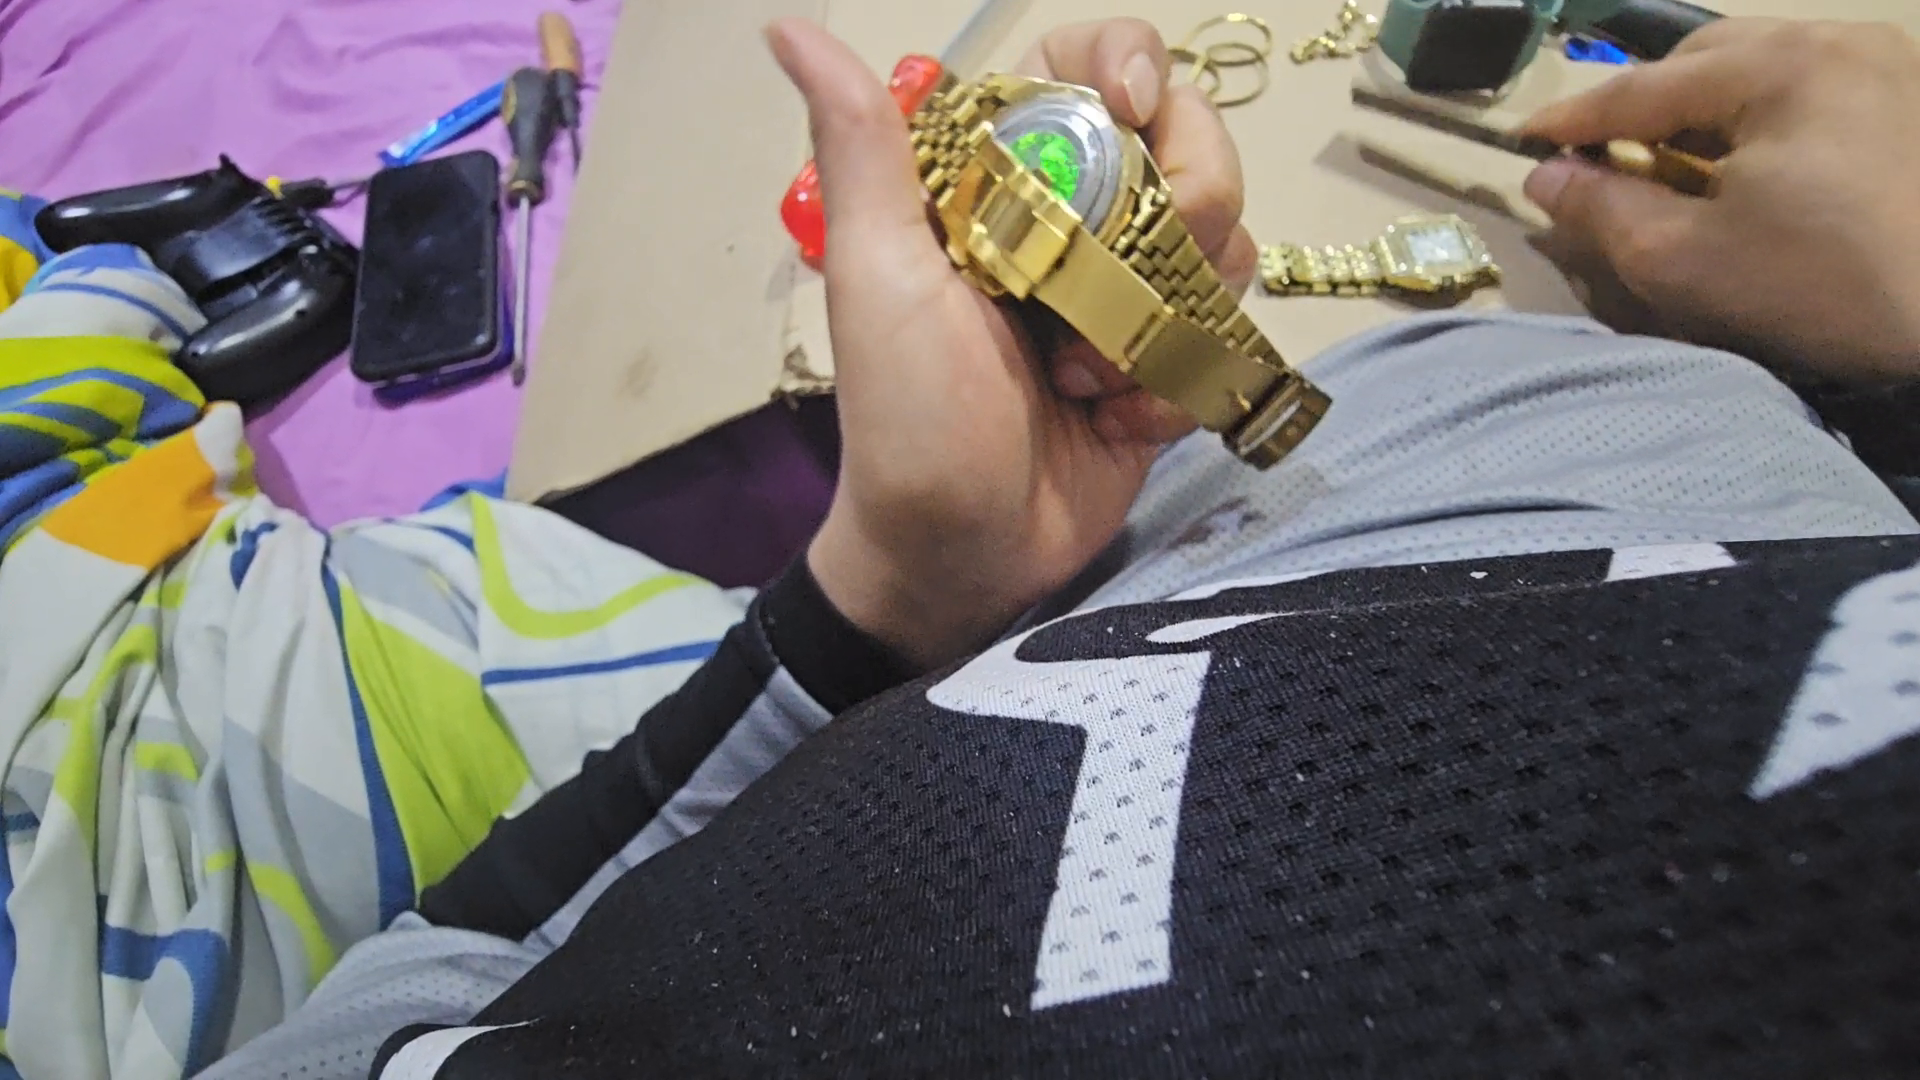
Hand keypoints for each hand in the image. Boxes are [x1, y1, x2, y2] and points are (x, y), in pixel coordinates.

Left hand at [767, 18, 1257, 670]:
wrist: (960, 551)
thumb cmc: (911, 420)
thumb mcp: (880, 281)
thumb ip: (865, 154)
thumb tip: (791, 29)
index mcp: (1003, 191)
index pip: (1090, 73)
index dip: (1130, 65)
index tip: (1132, 110)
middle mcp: (1071, 233)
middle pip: (1185, 145)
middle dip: (1183, 199)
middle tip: (1115, 284)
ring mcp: (1123, 304)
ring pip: (1220, 237)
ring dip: (1170, 308)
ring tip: (1091, 378)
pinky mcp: (1158, 369)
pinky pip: (1219, 331)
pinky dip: (1178, 377)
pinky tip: (1118, 422)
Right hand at [1520, 19, 1919, 383]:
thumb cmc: (1800, 285)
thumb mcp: (1669, 253)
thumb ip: (1596, 205)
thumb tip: (1542, 175)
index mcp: (1780, 73)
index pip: (1642, 87)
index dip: (1569, 118)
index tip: (1517, 141)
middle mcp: (1838, 46)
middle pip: (1702, 57)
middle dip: (1634, 102)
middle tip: (1588, 156)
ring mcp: (1883, 67)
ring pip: (1749, 67)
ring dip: (1684, 109)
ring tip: (1647, 161)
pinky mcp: (1901, 101)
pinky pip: (1792, 87)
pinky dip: (1734, 116)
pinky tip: (1715, 162)